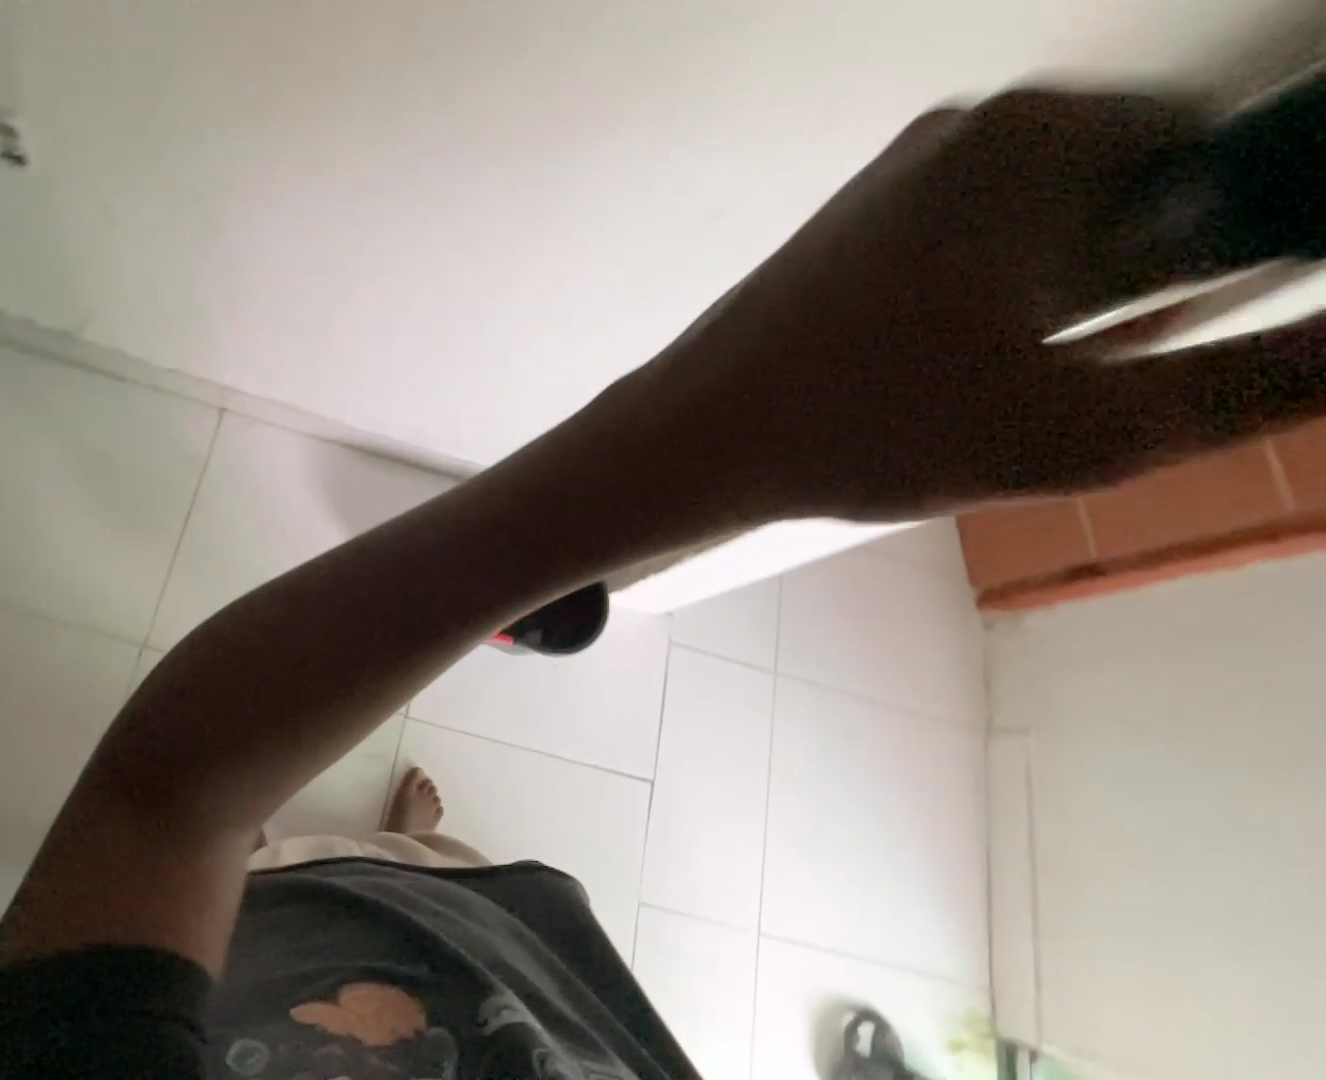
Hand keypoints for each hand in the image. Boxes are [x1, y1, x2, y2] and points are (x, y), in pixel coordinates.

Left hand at [604, 89, 1325, 521]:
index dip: (1265, 244)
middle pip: (1139, 194)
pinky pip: (976, 254)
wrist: (694, 440)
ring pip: (1052, 234)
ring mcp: (902, 182)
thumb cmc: (867, 429)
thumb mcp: (1087, 426)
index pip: (1239, 153)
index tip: (1206, 330)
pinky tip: (975, 379)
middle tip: (1099, 383)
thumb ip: (1263, 380)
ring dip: (1079, 309)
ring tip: (1023, 392)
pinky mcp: (857, 234)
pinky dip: (1005, 308)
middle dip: (1153, 290)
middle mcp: (970, 136)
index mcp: (1043, 138)